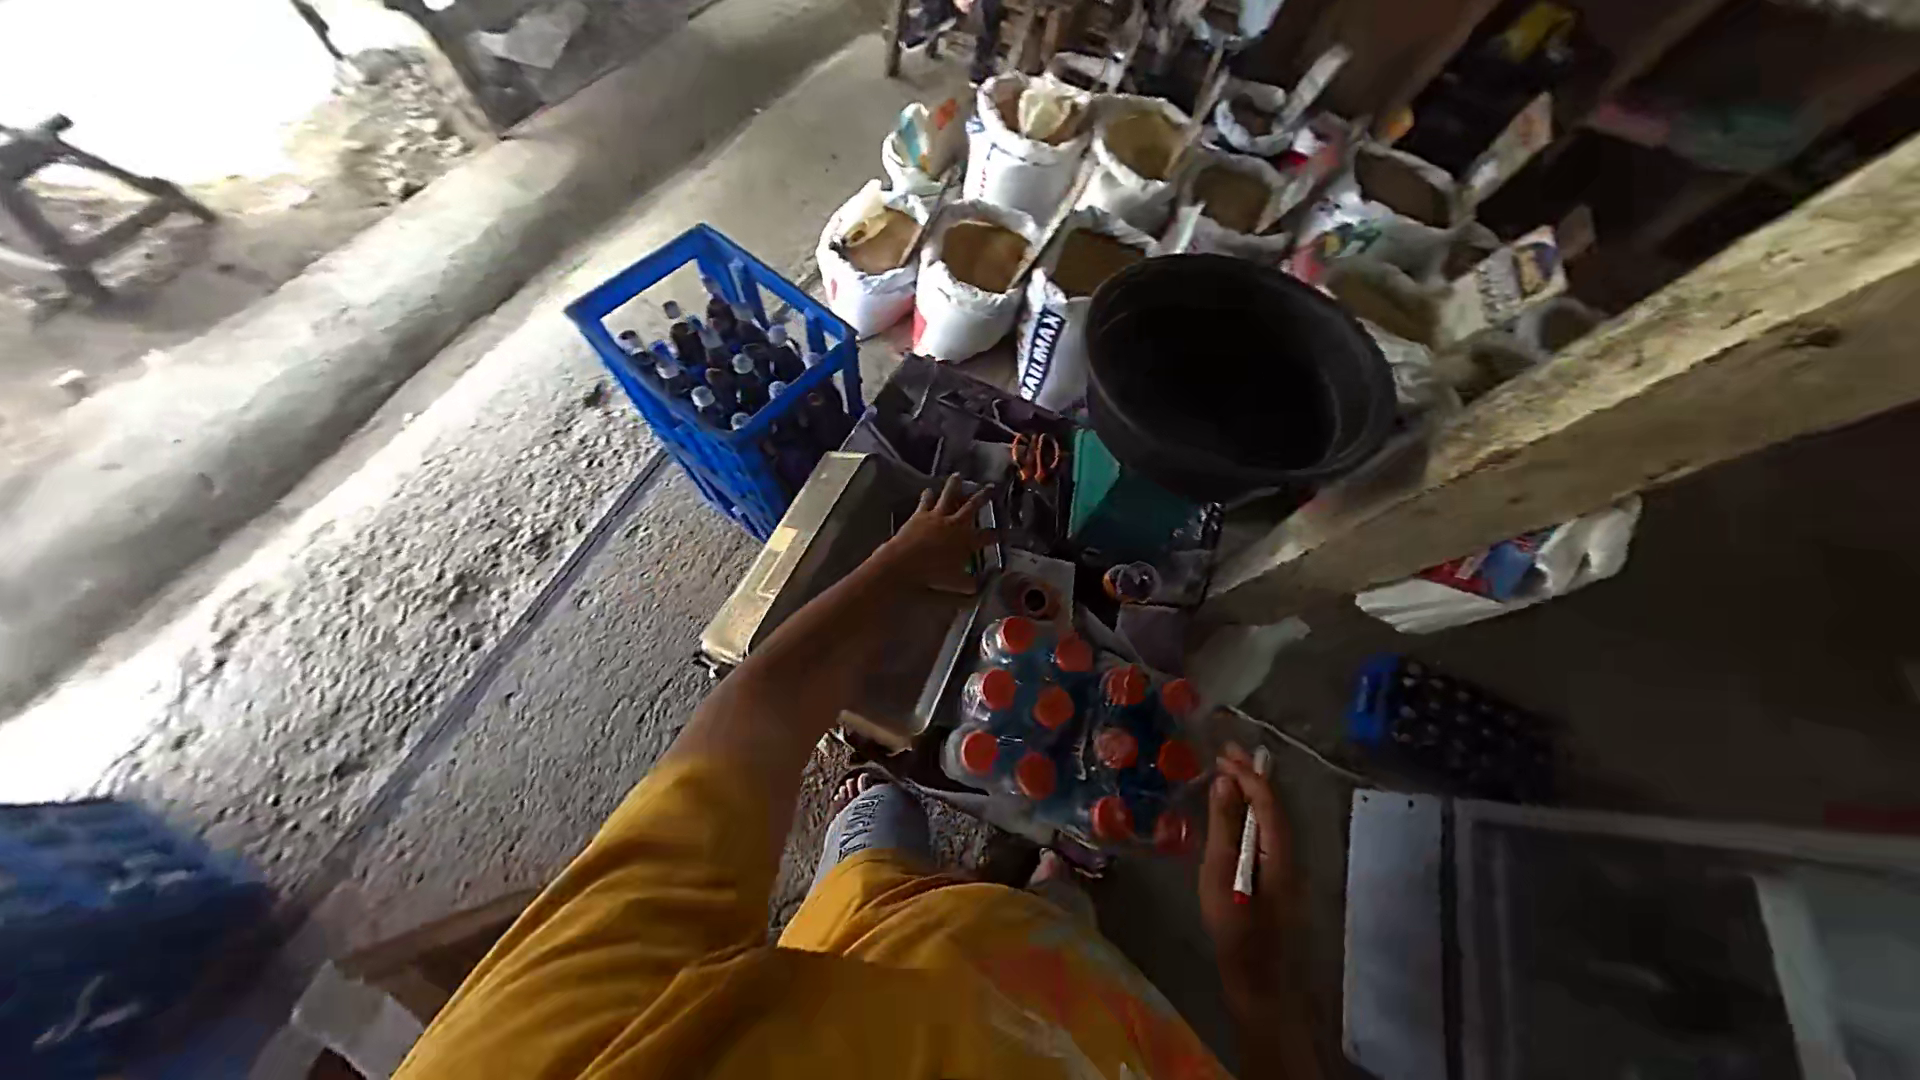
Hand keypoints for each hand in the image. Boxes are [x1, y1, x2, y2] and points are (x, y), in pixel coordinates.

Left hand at [874, 474, 989, 595]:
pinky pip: (926, 501)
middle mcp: (956, 524)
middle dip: (984, 496)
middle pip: (973, 506)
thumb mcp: (957, 584)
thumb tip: (981, 586)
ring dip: (955, 485)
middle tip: (991, 487)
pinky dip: (928, 495)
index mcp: (968, 541)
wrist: (905, 563)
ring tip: (958, 476)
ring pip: (949, 496)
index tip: (1008, 531)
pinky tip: (928, 490)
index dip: (1000, 534)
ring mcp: (938, 516)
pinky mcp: (920, 514)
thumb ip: (971, 585)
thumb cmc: (933, 576)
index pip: (989, 536)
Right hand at [1200, 742, 1297, 1005]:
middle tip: (1225, 750)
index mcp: (1279, 849)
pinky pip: (1265, 828)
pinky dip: (1249, 808)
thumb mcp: (1221, 870)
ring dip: (1250, 788)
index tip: (1222, 753)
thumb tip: (1225, 781)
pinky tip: (1233, 805)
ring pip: (1271, 815)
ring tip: (1227, 768)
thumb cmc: (1234, 922)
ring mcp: (1285, 863)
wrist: (1256, 973)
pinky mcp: (1275, 872)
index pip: (1267, 800)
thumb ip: (1224, 824)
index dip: (1246, 774)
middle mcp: (1289, 851)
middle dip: (1251, 774)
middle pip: (1273, 804)